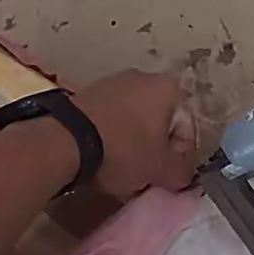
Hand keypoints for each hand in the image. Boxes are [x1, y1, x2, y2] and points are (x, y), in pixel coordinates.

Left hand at [73, 70, 197, 196]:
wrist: (66, 140)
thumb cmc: (124, 151)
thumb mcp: (160, 170)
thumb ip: (181, 173)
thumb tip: (184, 176)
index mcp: (169, 89)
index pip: (187, 130)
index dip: (180, 159)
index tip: (166, 177)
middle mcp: (143, 77)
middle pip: (159, 124)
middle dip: (155, 150)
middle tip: (145, 175)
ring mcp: (112, 81)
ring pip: (134, 122)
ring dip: (133, 145)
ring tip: (122, 170)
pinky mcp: (87, 92)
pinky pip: (110, 119)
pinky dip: (111, 137)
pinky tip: (103, 157)